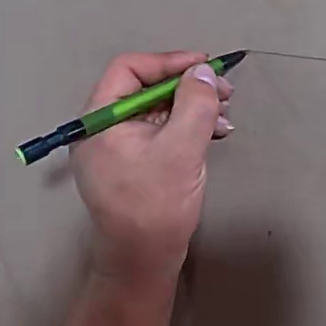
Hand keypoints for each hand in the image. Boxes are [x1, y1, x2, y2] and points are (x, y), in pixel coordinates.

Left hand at [73, 51, 234, 291]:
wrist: (142, 263)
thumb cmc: (154, 207)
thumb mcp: (180, 150)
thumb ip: (195, 105)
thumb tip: (203, 72)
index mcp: (100, 119)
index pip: (129, 69)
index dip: (168, 62)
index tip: (205, 66)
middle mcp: (104, 127)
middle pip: (146, 88)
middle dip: (187, 86)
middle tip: (224, 90)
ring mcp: (119, 146)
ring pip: (157, 109)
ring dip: (193, 106)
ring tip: (226, 114)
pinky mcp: (136, 162)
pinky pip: (161, 131)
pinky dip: (188, 127)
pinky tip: (216, 132)